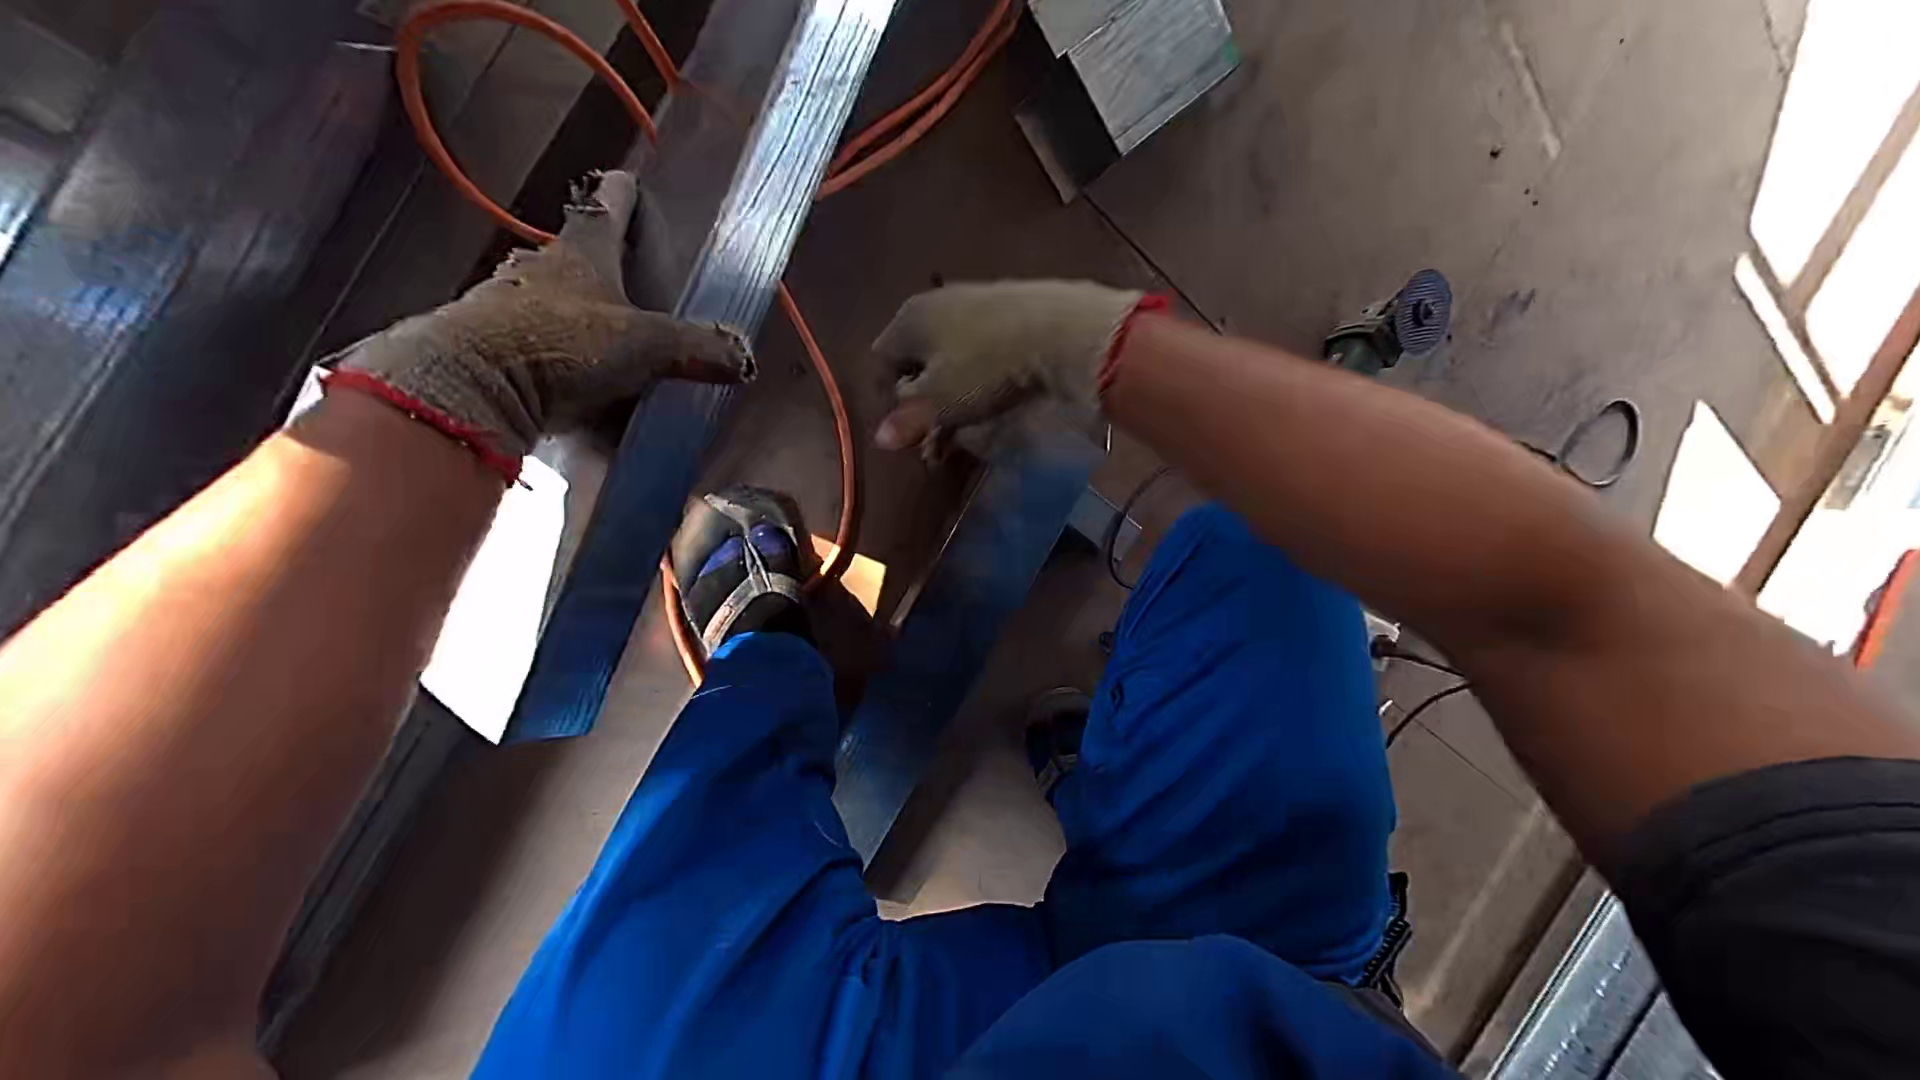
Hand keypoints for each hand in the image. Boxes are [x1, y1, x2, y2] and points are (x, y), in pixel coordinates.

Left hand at [332, 171, 750, 472]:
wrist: (477, 385)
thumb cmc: (564, 343)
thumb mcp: (646, 344)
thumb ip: (696, 348)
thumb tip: (742, 359)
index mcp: (582, 255)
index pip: (606, 211)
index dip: (621, 197)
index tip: (628, 179)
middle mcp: (542, 271)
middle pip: (575, 255)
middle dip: (598, 260)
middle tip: (625, 273)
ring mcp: (513, 308)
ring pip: (553, 297)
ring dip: (575, 308)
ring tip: (605, 330)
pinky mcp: (498, 348)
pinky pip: (540, 342)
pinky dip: (560, 350)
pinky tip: (577, 373)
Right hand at [870, 280, 1145, 454]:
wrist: (1061, 331)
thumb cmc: (985, 367)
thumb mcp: (941, 402)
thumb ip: (908, 420)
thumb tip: (880, 438)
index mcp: (908, 319)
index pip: (881, 360)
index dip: (889, 398)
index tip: (908, 428)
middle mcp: (934, 302)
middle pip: (917, 359)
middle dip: (923, 401)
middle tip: (937, 438)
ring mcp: (974, 301)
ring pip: (950, 355)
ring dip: (952, 393)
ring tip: (966, 424)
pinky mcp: (1009, 308)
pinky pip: (980, 348)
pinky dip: (978, 375)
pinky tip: (993, 394)